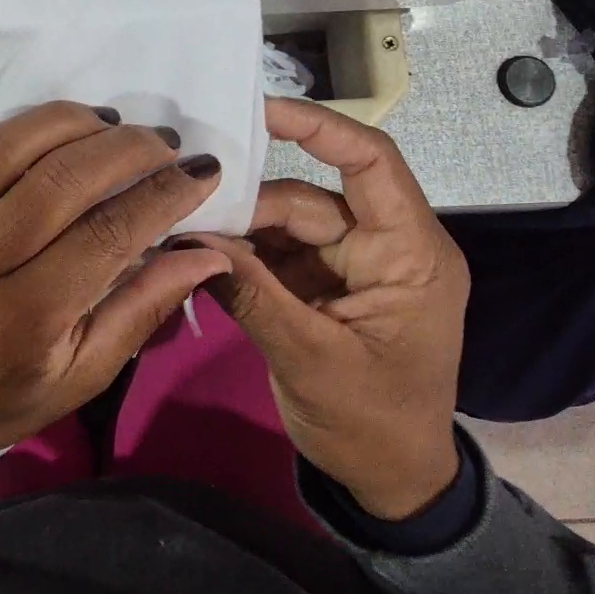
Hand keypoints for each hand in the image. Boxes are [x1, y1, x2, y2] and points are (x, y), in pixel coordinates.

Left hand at [0, 102, 230, 501]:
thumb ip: (142, 309)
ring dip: (61, 123)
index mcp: (19, 320)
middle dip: (124, 150)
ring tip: (108, 125)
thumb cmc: (3, 401)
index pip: (104, 236)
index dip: (162, 196)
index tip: (202, 171)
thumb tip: (208, 252)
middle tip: (165, 144)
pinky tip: (26, 138)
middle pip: (55, 181)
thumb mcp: (83, 376)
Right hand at [183, 99, 468, 520]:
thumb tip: (190, 239)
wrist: (387, 482)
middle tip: (184, 210)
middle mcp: (382, 247)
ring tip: (183, 238)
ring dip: (237, 233)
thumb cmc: (372, 423)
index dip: (318, 128)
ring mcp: (348, 266)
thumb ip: (252, 294)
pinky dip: (239, 257)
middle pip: (308, 198)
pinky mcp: (321, 286)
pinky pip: (274, 254)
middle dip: (249, 206)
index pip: (371, 164)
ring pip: (284, 225)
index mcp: (410, 254)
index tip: (256, 111)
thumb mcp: (312, 359)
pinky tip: (198, 258)